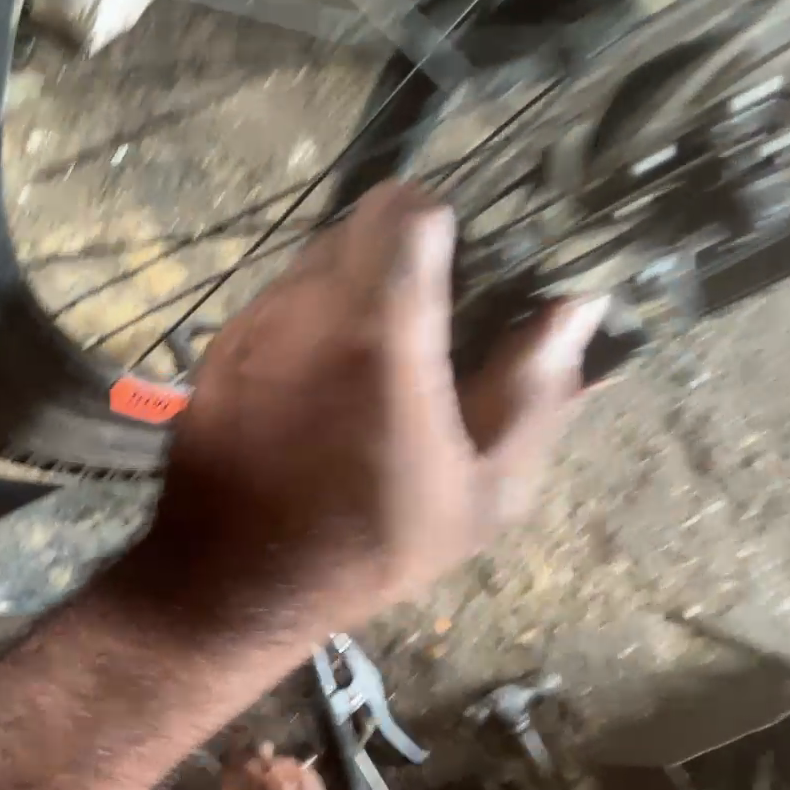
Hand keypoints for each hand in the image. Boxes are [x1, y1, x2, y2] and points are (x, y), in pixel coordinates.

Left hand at [133, 180, 606, 631]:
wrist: (231, 580)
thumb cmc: (366, 546)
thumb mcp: (483, 492)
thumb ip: (535, 390)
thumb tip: (577, 307)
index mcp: (378, 328)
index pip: (404, 209)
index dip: (439, 223)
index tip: (460, 268)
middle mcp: (300, 308)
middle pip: (353, 230)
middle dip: (394, 258)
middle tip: (422, 322)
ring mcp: (246, 328)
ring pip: (306, 267)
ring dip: (344, 292)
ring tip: (366, 365)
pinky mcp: (213, 354)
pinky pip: (269, 308)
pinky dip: (300, 324)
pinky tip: (311, 388)